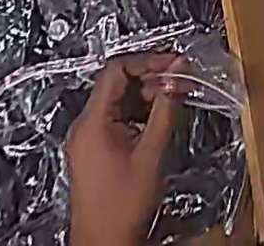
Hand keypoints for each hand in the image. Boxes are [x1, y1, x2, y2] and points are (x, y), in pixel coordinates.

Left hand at [65, 54, 180, 245]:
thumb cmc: (125, 202)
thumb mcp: (151, 151)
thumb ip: (165, 106)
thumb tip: (178, 71)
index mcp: (92, 122)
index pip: (117, 70)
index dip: (148, 61)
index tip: (174, 63)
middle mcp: (85, 125)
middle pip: (117, 82)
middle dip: (150, 75)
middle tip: (179, 78)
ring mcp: (87, 137)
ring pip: (118, 97)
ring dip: (146, 92)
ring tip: (173, 95)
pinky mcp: (94, 148)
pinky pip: (116, 115)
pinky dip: (138, 109)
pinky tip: (159, 114)